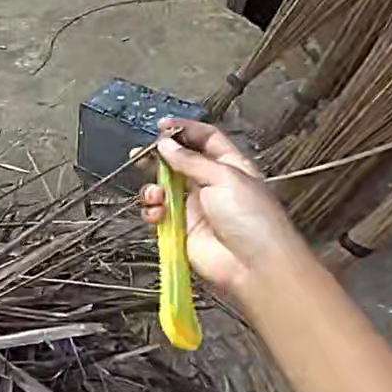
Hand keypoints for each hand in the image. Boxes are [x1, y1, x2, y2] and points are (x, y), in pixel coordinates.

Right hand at [139, 119, 307, 301]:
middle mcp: (210, 184)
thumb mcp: (223, 177)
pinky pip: (158, 215)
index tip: (161, 126)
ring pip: (162, 189)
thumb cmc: (251, 218)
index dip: (184, 130)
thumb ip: (190, 160)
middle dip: (158, 158)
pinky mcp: (180, 230)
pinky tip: (157, 214)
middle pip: (178, 163)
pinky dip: (152, 212)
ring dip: (153, 189)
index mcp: (229, 165)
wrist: (252, 265)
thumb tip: (166, 145)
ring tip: (155, 195)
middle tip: (140, 156)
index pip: (205, 139)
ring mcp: (194, 208)